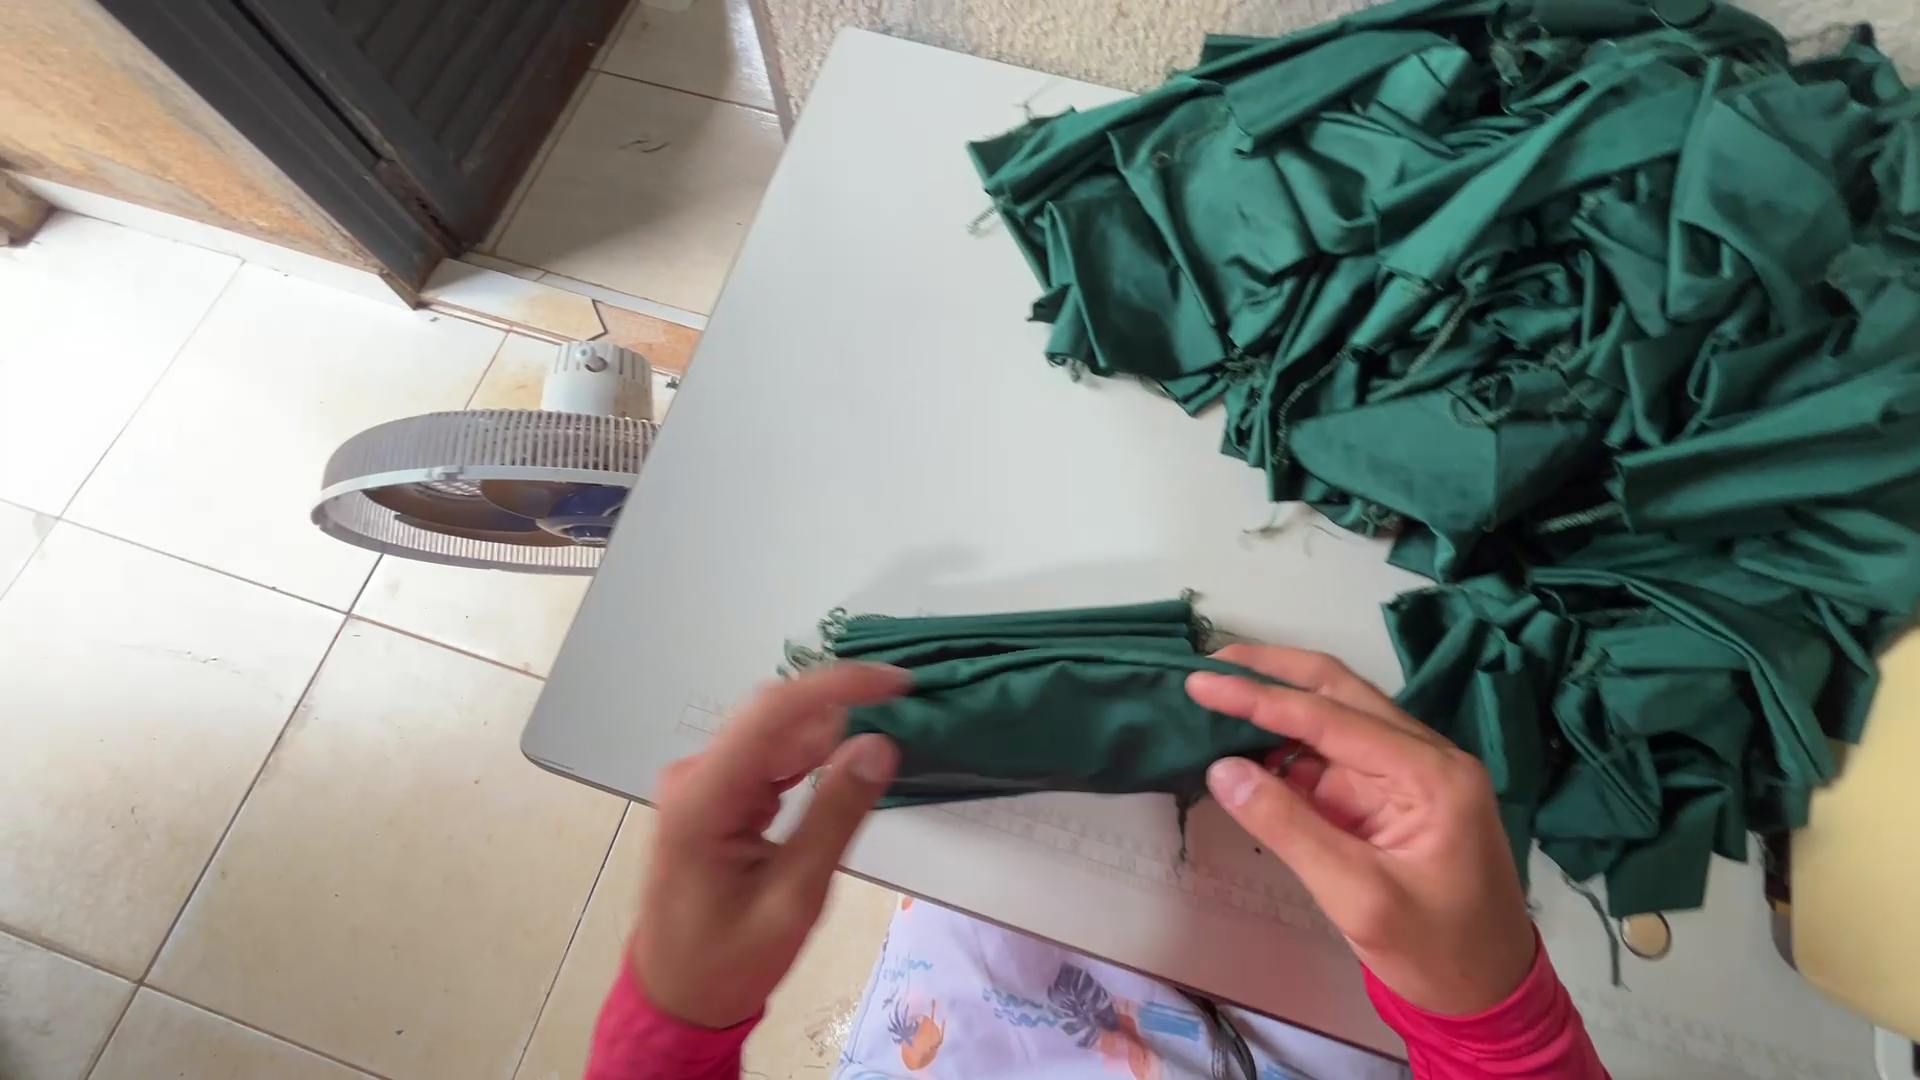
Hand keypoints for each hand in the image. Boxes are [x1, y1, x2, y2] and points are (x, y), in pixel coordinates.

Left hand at [634, 663, 906, 1027]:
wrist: (676, 999)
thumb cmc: (730, 961)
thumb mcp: (795, 898)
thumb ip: (836, 817)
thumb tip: (879, 743)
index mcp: (703, 797)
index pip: (773, 712)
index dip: (838, 685)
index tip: (897, 683)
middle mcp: (697, 772)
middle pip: (778, 717)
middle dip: (841, 710)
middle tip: (901, 719)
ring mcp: (704, 778)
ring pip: (779, 733)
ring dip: (830, 736)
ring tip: (875, 752)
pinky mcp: (717, 789)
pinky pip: (771, 755)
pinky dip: (811, 757)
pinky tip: (840, 772)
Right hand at [1188, 645, 1535, 1015]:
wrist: (1487, 998)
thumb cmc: (1434, 952)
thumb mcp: (1357, 897)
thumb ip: (1288, 827)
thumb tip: (1221, 767)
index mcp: (1429, 773)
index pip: (1328, 716)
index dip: (1258, 697)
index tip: (1199, 682)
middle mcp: (1421, 753)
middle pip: (1336, 687)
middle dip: (1270, 669)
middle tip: (1209, 661)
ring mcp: (1403, 767)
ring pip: (1331, 708)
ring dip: (1274, 695)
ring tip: (1216, 687)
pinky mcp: (1383, 787)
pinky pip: (1326, 747)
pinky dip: (1281, 736)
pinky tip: (1243, 735)